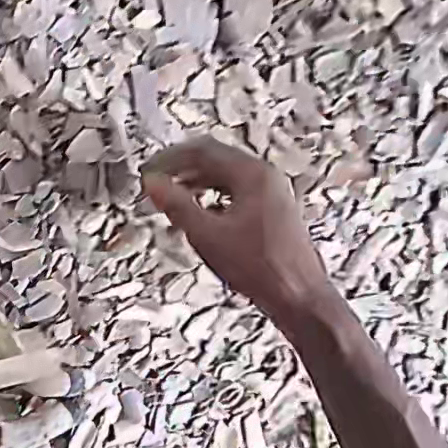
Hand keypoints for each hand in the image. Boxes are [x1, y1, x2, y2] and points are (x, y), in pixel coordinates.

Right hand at [141, 137, 334, 322]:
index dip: (170, 159)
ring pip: (224, 176)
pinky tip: (198, 215)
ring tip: (171, 199)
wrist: (297, 296)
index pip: (202, 151)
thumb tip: (153, 184)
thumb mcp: (207, 235)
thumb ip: (176, 205)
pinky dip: (211, 197)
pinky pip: (234, 192)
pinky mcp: (272, 210)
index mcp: (253, 175)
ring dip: (194, 184)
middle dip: (181, 170)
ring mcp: (272, 193)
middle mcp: (266, 178)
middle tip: (157, 183)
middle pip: (214, 160)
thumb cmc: (261, 268)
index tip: (150, 171)